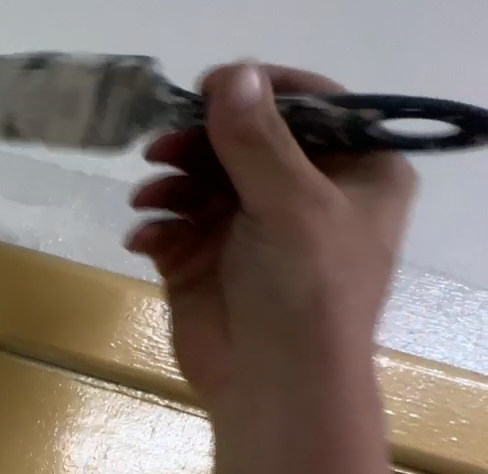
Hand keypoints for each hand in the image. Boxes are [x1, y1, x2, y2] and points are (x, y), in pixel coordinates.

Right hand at [125, 63, 415, 423]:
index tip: (206, 87)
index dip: (259, 94)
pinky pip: (171, 233)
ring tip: (146, 199)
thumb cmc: (305, 287)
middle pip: (242, 149)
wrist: (271, 378)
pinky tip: (143, 240)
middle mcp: (299, 196)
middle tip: (158, 145)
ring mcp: (244, 233)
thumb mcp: (289, 203)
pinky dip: (154, 231)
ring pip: (198, 190)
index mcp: (351, 171)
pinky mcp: (199, 266)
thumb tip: (230, 74)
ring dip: (168, 189)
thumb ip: (255, 141)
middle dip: (199, 145)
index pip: (310, 110)